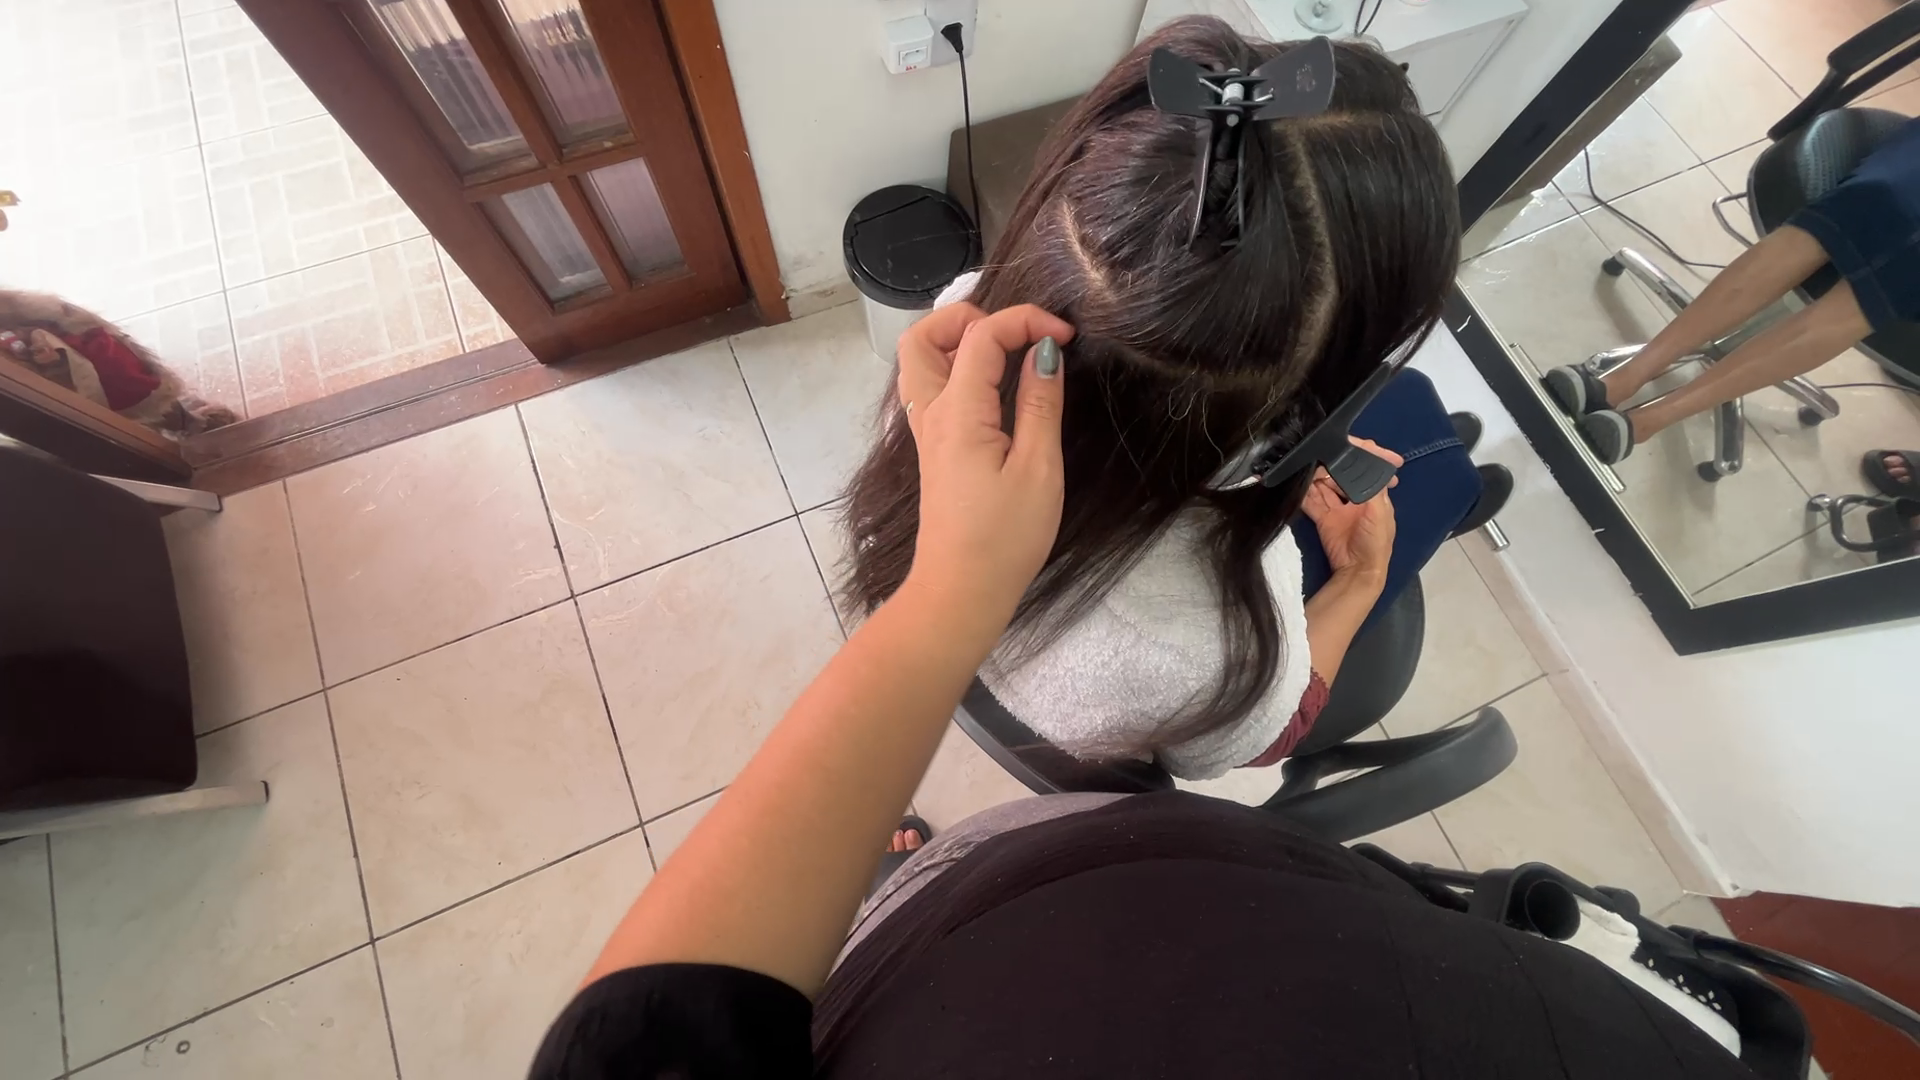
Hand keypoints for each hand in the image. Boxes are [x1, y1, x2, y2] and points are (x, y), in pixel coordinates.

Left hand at [895, 301, 1075, 619]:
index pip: (981, 336)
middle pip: (922, 338)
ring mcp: (927, 433)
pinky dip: (955, 371)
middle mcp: (931, 414)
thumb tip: (1044, 352)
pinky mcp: (934, 451)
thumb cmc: (1005, 537)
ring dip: (954, 343)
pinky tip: (991, 389)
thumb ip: (1040, 403)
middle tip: (1013, 335)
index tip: (1065, 336)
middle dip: (967, 317)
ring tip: (1002, 354)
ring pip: (919, 364)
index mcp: (958, 412)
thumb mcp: (1038, 469)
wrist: (961, 590)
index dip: (1026, 321)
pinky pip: (930, 391)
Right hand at [1301, 437, 1400, 580]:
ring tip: (1305, 468)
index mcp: (1373, 497)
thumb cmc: (1375, 542)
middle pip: (1340, 478)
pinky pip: (1311, 503)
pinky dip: (1304, 495)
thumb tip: (1368, 464)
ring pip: (1324, 488)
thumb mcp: (1379, 513)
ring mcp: (1337, 509)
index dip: (1356, 461)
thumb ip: (1372, 490)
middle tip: (1318, 459)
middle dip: (1330, 469)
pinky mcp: (1322, 519)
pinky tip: (1297, 485)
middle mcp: (1354, 500)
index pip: (1364, 473)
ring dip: (1315, 479)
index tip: (1345, 447)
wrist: (1357, 571)